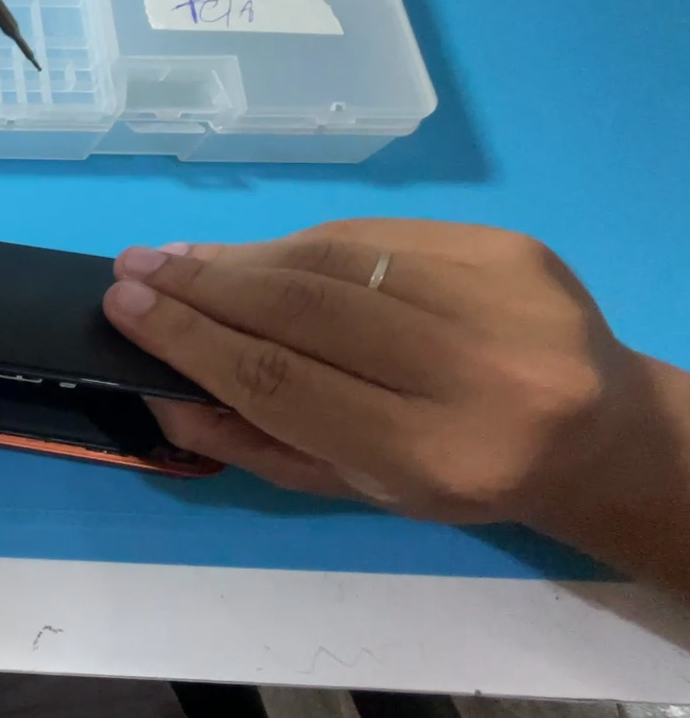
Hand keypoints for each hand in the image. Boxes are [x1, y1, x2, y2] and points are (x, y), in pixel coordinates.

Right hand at [99, 220, 689, 541]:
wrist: (594, 434)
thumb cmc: (440, 474)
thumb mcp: (330, 481)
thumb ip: (236, 436)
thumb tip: (153, 375)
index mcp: (432, 454)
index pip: (275, 379)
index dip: (185, 336)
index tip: (122, 302)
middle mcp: (483, 376)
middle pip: (300, 309)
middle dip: (198, 284)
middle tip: (133, 267)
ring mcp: (508, 300)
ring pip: (329, 261)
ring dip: (234, 257)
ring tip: (175, 259)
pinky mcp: (511, 249)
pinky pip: (366, 236)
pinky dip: (291, 244)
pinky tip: (251, 258)